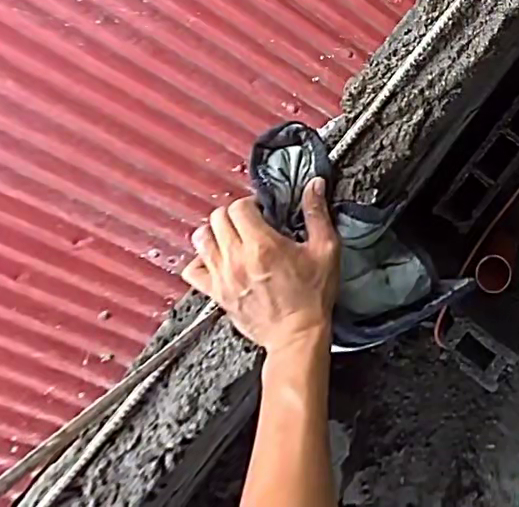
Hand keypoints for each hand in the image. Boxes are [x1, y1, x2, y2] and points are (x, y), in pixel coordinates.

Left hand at [183, 181, 339, 355]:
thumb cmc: (313, 293)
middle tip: (251, 221)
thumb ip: (317, 213)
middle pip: (217, 219)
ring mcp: (222, 278)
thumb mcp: (326, 248)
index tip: (264, 210)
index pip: (239, 207)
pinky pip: (193, 270)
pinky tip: (220, 258)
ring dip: (216, 232)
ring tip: (235, 236)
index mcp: (263, 245)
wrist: (296, 334)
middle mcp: (236, 259)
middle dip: (234, 214)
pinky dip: (202, 258)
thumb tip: (314, 185)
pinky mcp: (215, 294)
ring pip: (201, 240)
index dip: (252, 202)